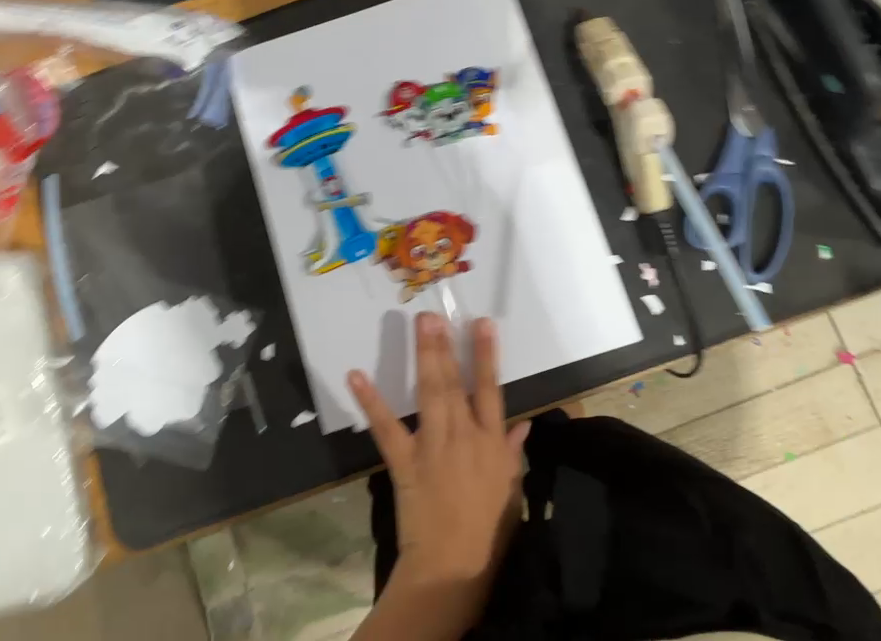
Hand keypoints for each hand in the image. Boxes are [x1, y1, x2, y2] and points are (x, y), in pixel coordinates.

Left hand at [349, 313, 530, 586]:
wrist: (455, 566)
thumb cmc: (489, 532)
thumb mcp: (511, 490)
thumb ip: (513, 453)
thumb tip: (523, 425)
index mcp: (492, 442)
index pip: (491, 389)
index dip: (487, 354)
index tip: (482, 323)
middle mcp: (464, 435)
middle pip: (455, 382)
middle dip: (446, 346)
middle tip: (435, 314)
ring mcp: (433, 445)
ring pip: (430, 393)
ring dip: (424, 357)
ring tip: (419, 326)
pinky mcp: (406, 461)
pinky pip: (387, 427)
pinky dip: (371, 401)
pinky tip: (356, 375)